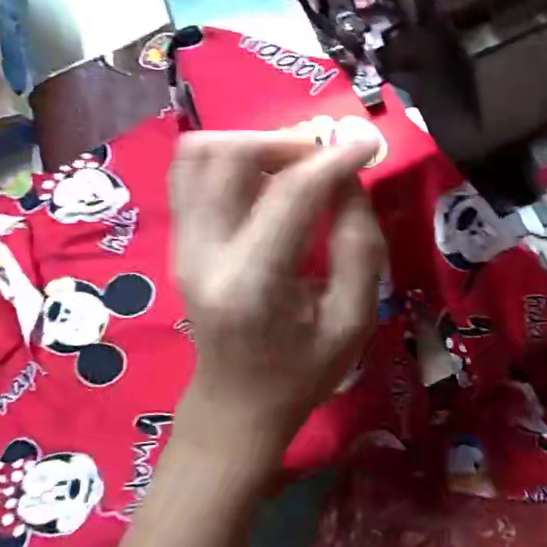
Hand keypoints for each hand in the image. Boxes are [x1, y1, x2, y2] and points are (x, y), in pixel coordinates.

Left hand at [168, 132, 385, 474]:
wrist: (237, 404)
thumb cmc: (303, 371)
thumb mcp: (354, 320)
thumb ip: (359, 246)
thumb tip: (349, 180)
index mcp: (253, 283)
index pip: (291, 194)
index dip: (334, 159)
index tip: (367, 144)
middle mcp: (204, 255)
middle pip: (228, 156)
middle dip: (285, 142)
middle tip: (325, 157)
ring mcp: (182, 245)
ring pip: (199, 154)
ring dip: (253, 143)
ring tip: (294, 163)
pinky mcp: (178, 240)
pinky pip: (189, 172)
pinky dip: (228, 157)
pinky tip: (264, 177)